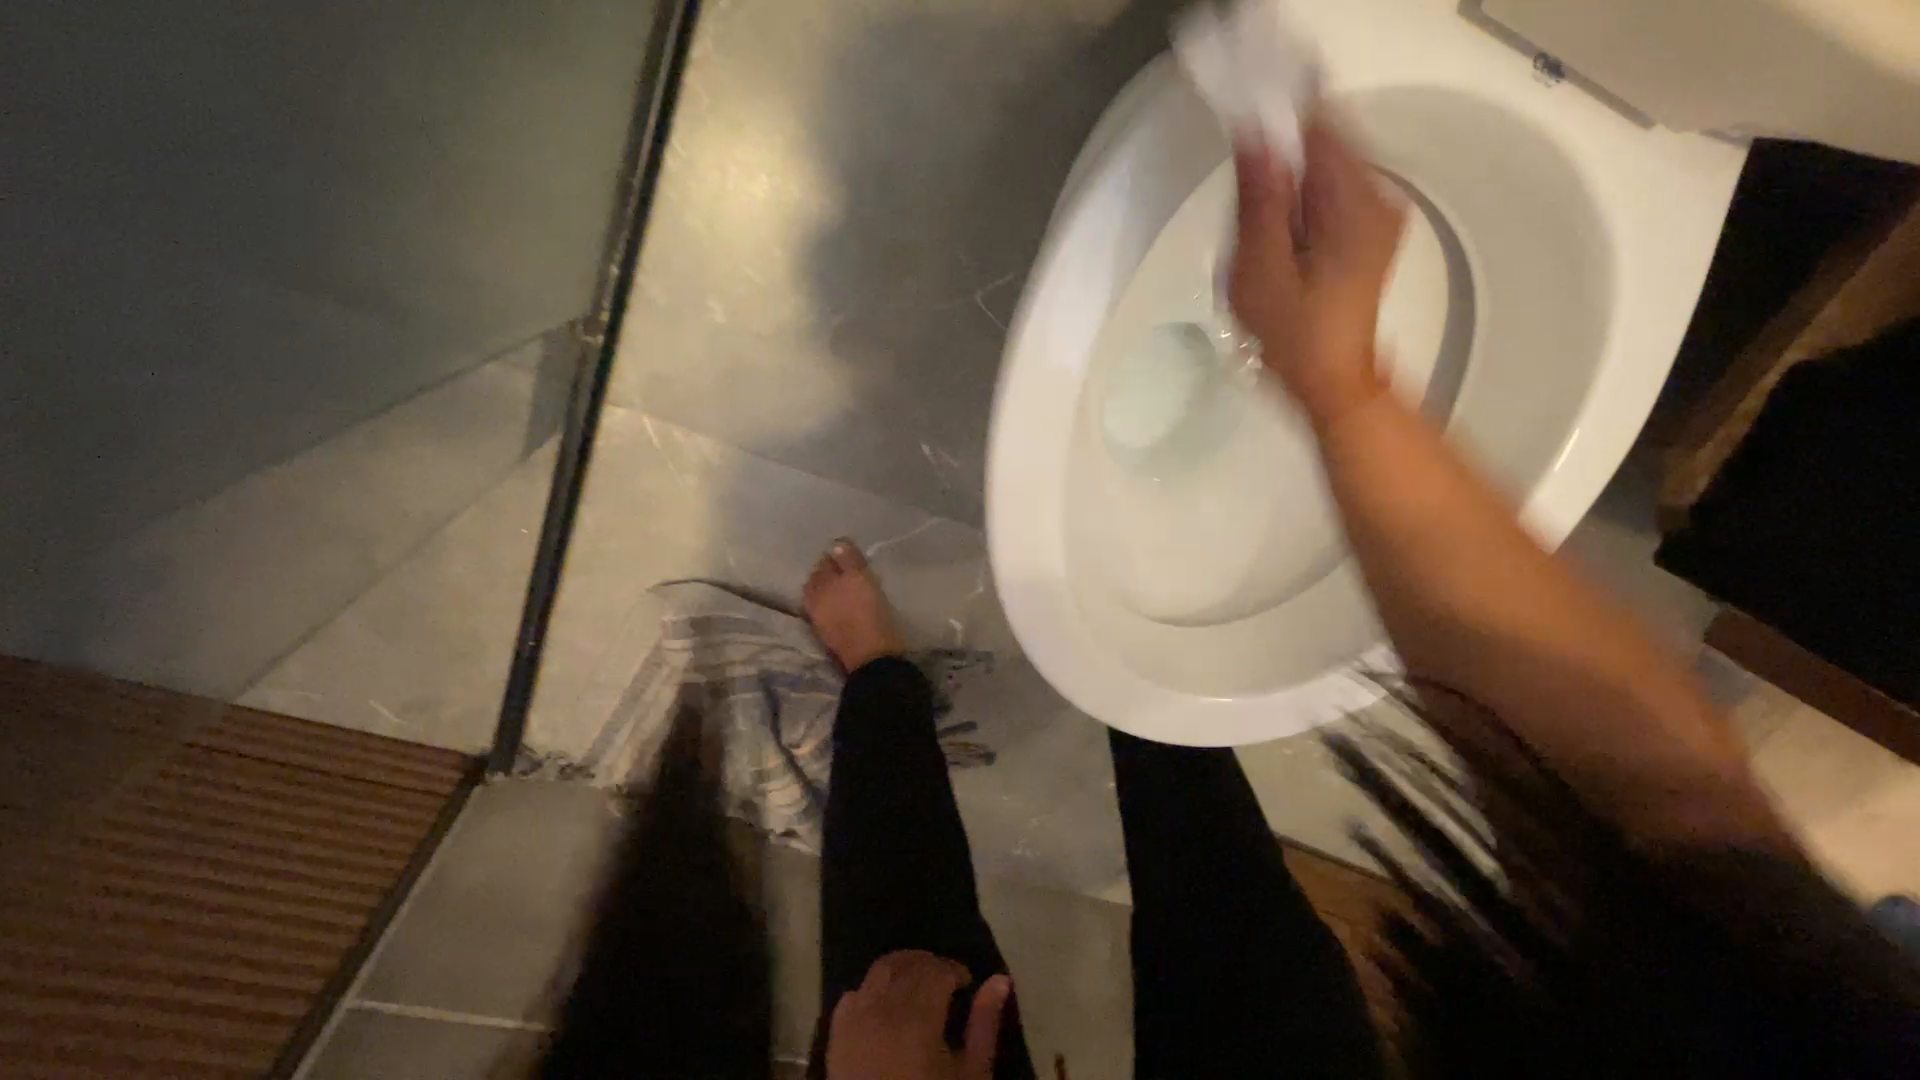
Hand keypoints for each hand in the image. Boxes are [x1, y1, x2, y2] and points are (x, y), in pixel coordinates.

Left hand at [826, 951, 1011, 1079]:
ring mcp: (854, 1021)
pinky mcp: (835, 1037)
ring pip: (878, 971)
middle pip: (907, 964)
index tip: (966, 983)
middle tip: (946, 982)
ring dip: (901, 969)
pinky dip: (871, 991)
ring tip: (918, 987)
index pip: (936, 970)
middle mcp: (883, 1010)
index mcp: (918, 1019)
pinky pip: (852, 996)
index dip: (954, 969)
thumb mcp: (971, 1075)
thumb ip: (985, 1024)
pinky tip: (885, 1008)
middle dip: (930, 965)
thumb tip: (1000, 980)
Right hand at [1228, 116, 1407, 424]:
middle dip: (1277, 169)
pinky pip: (1327, 194)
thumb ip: (1260, 200)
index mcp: (1354, 204)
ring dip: (1285, 192)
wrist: (1332, 381)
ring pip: (1320, 171)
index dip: (1276, 122)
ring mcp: (1379, 212)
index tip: (1243, 137)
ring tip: (1265, 244)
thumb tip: (1256, 137)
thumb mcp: (1260, 269)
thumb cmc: (1292, 335)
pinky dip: (1298, 207)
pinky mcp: (1371, 228)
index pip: (1317, 126)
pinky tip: (1282, 247)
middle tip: (1250, 223)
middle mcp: (1379, 196)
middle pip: (1319, 148)